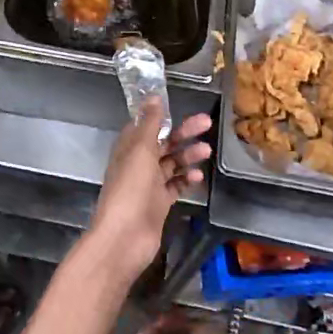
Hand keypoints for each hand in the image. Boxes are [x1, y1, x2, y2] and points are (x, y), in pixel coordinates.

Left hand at [88, 102, 212, 280]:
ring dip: (188, 156)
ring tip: (207, 151)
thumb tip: (153, 96)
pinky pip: (175, 186)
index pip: (146, 125)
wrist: (125, 237)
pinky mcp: (159, 203)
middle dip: (184, 133)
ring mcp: (149, 185)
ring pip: (171, 164)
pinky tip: (198, 176)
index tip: (181, 107)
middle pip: (163, 143)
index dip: (163, 116)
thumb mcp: (140, 150)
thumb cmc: (131, 189)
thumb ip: (150, 123)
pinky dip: (186, 179)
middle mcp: (138, 163)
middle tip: (208, 123)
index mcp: (129, 148)